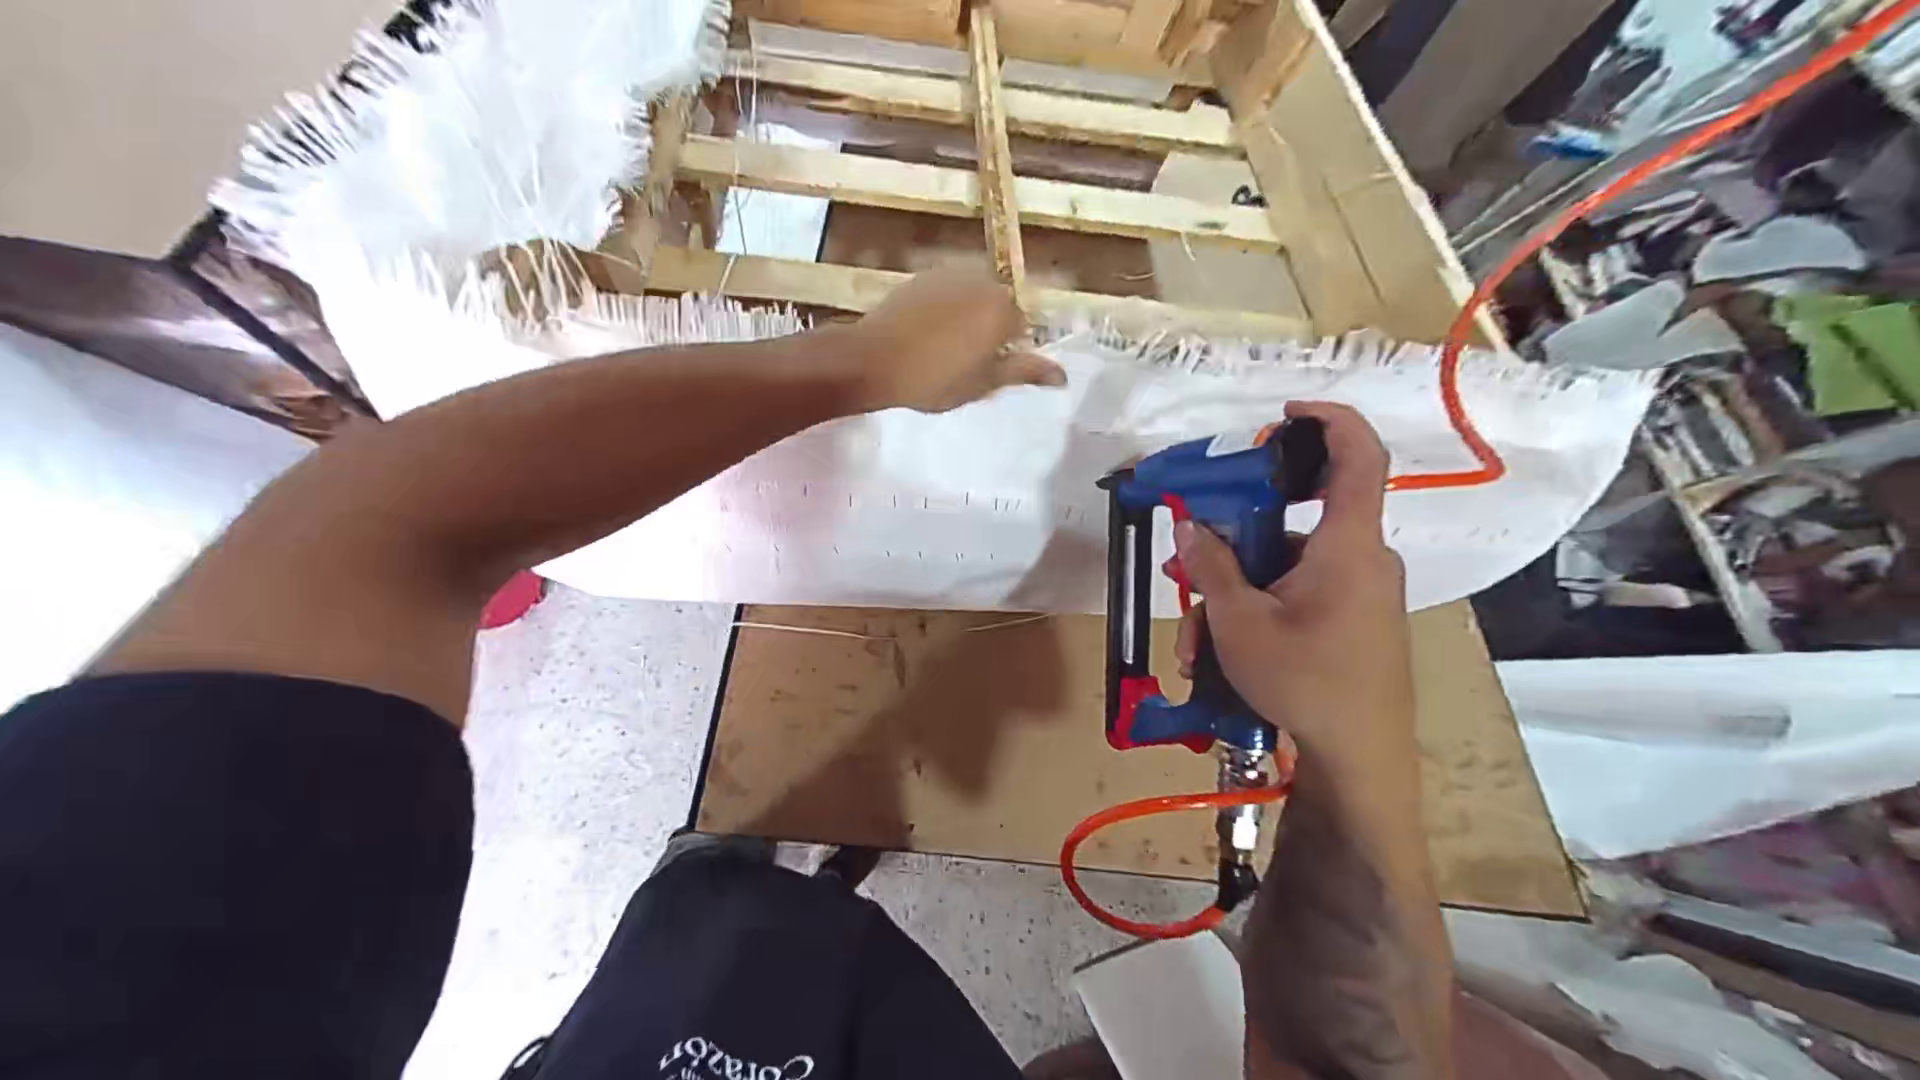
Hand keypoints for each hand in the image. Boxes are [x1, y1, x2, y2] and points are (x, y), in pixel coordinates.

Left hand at [830, 266, 1065, 412]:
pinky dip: (944, 311)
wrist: (872, 360)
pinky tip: (926, 335)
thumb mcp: (984, 383)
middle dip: (989, 331)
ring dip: (967, 319)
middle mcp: (982, 281)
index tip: (985, 372)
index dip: (1007, 352)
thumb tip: (1063, 375)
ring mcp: (949, 274)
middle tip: (966, 364)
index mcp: (1003, 307)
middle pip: (998, 307)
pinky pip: (946, 294)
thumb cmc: (934, 378)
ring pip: (972, 299)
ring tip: (944, 351)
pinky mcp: (921, 277)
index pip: (1023, 328)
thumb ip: (1025, 372)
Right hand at [1172, 401, 1412, 764]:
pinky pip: (1296, 595)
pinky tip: (1218, 654)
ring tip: (1194, 642)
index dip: (1329, 420)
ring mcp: (1357, 592)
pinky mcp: (1350, 619)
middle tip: (1184, 564)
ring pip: (1283, 568)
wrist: (1358, 759)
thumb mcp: (1239, 621)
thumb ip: (1212, 565)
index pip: (1359, 457)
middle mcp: (1359, 559)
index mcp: (1347, 545)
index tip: (1285, 413)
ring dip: (1232, 594)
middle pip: (1291, 524)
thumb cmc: (1304, 680)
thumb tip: (1190, 523)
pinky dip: (1255, 612)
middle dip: (1230, 543)